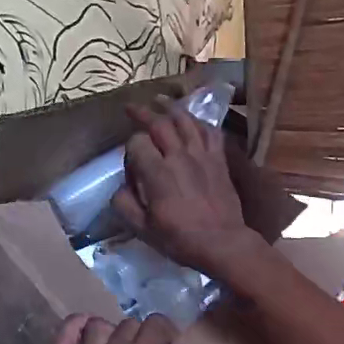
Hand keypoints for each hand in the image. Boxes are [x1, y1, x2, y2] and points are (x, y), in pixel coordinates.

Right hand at [112, 100, 266, 281]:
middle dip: (143, 112)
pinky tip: (192, 120)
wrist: (222, 243)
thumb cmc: (179, 239)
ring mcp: (202, 155)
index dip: (129, 148)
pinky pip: (210, 132)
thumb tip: (120, 188)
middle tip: (131, 107)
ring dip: (171, 107)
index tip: (130, 162)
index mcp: (157, 173)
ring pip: (186, 121)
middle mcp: (179, 156)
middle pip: (159, 123)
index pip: (137, 143)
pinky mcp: (219, 160)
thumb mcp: (142, 229)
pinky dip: (199, 122)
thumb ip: (124, 204)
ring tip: (160, 100)